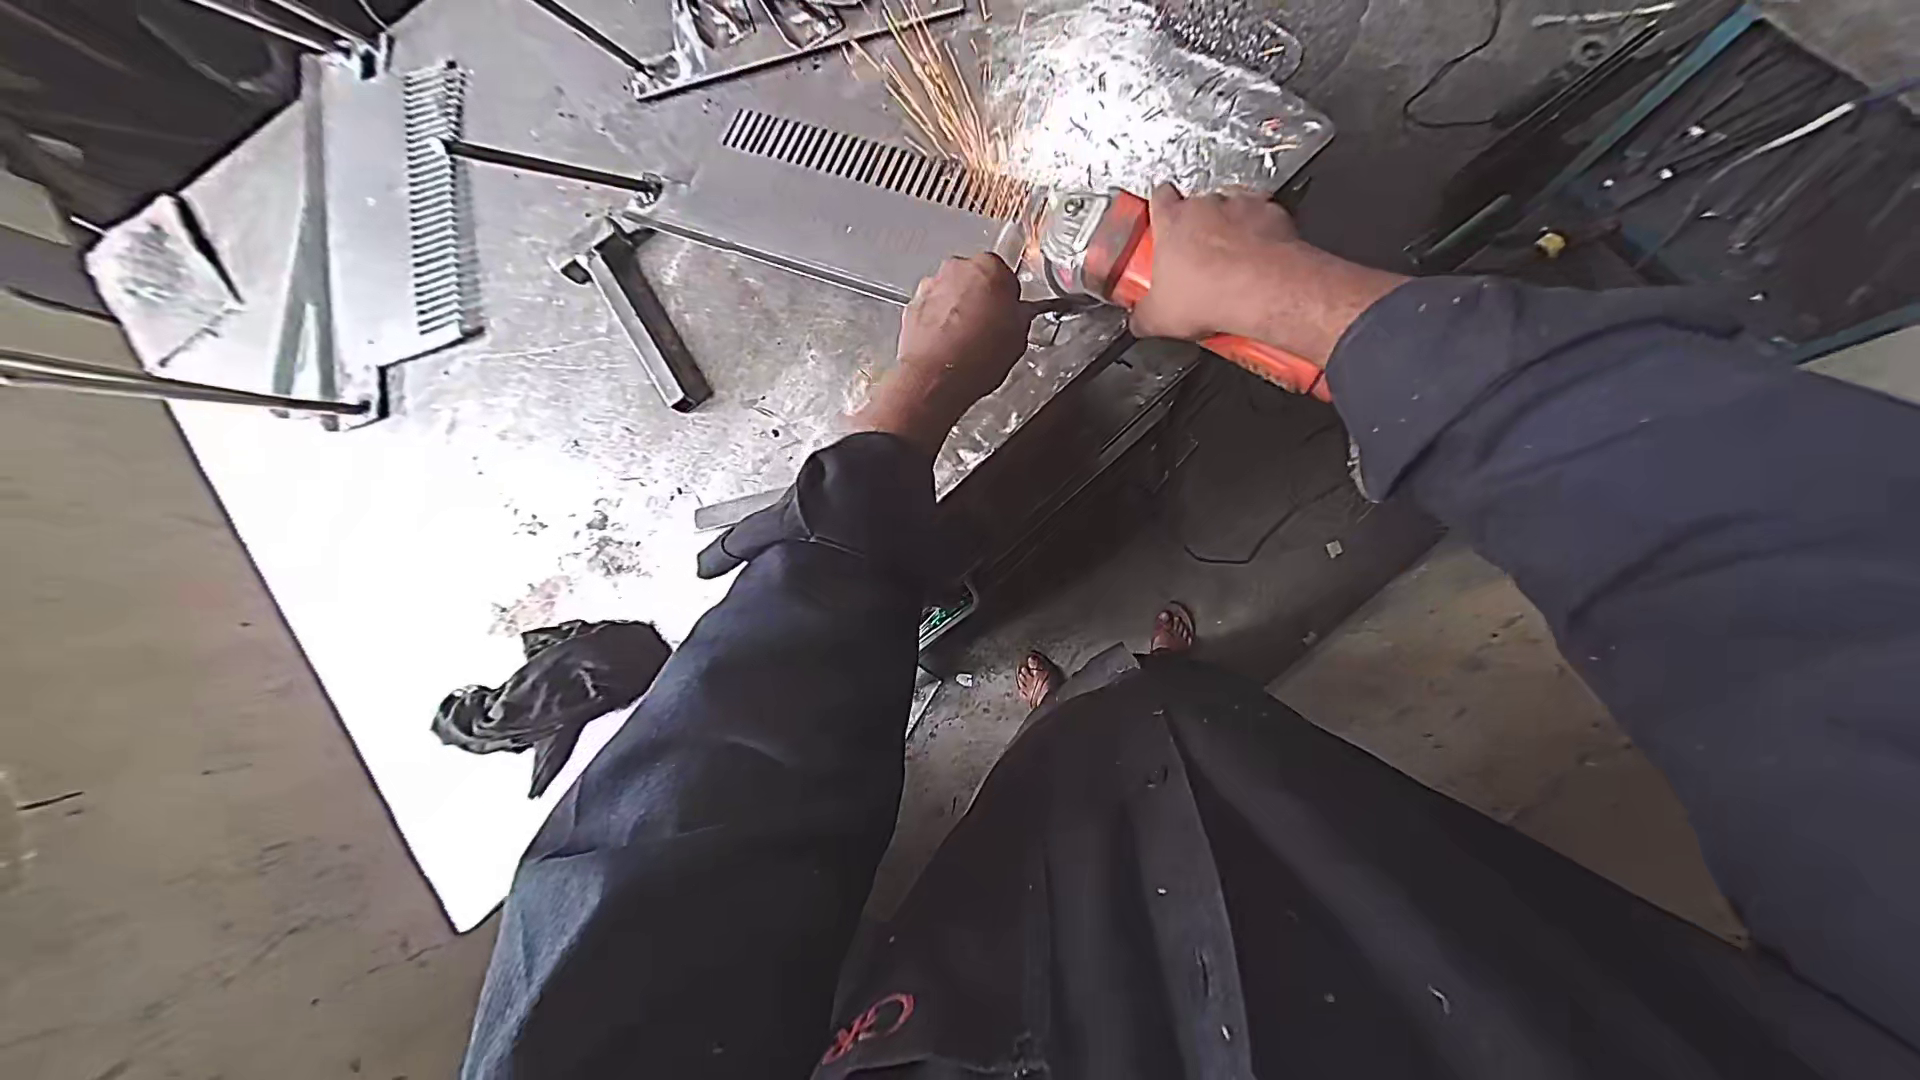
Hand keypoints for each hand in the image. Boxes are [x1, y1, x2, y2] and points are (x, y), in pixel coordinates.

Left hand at [896, 253, 1038, 402]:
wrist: (936, 378)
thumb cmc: (975, 357)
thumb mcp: (1017, 337)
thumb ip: (1018, 316)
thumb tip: (1018, 316)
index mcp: (990, 268)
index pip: (1005, 276)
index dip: (1007, 299)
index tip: (1008, 315)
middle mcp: (957, 269)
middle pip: (974, 280)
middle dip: (980, 301)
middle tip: (989, 330)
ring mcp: (932, 286)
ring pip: (950, 294)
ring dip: (957, 311)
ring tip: (966, 342)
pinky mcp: (913, 306)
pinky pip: (931, 310)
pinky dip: (937, 323)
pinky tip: (948, 346)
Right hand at [1129, 183, 1408, 366]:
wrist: (1263, 291)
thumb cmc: (1210, 294)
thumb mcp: (1157, 318)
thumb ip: (1141, 317)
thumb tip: (1138, 323)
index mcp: (1172, 222)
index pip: (1159, 197)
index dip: (1158, 208)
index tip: (1159, 222)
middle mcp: (1207, 205)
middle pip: (1197, 207)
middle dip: (1196, 229)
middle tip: (1195, 261)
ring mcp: (1242, 206)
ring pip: (1231, 212)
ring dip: (1228, 232)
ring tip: (1228, 266)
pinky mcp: (1274, 214)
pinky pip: (1262, 222)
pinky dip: (1259, 238)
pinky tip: (1254, 265)